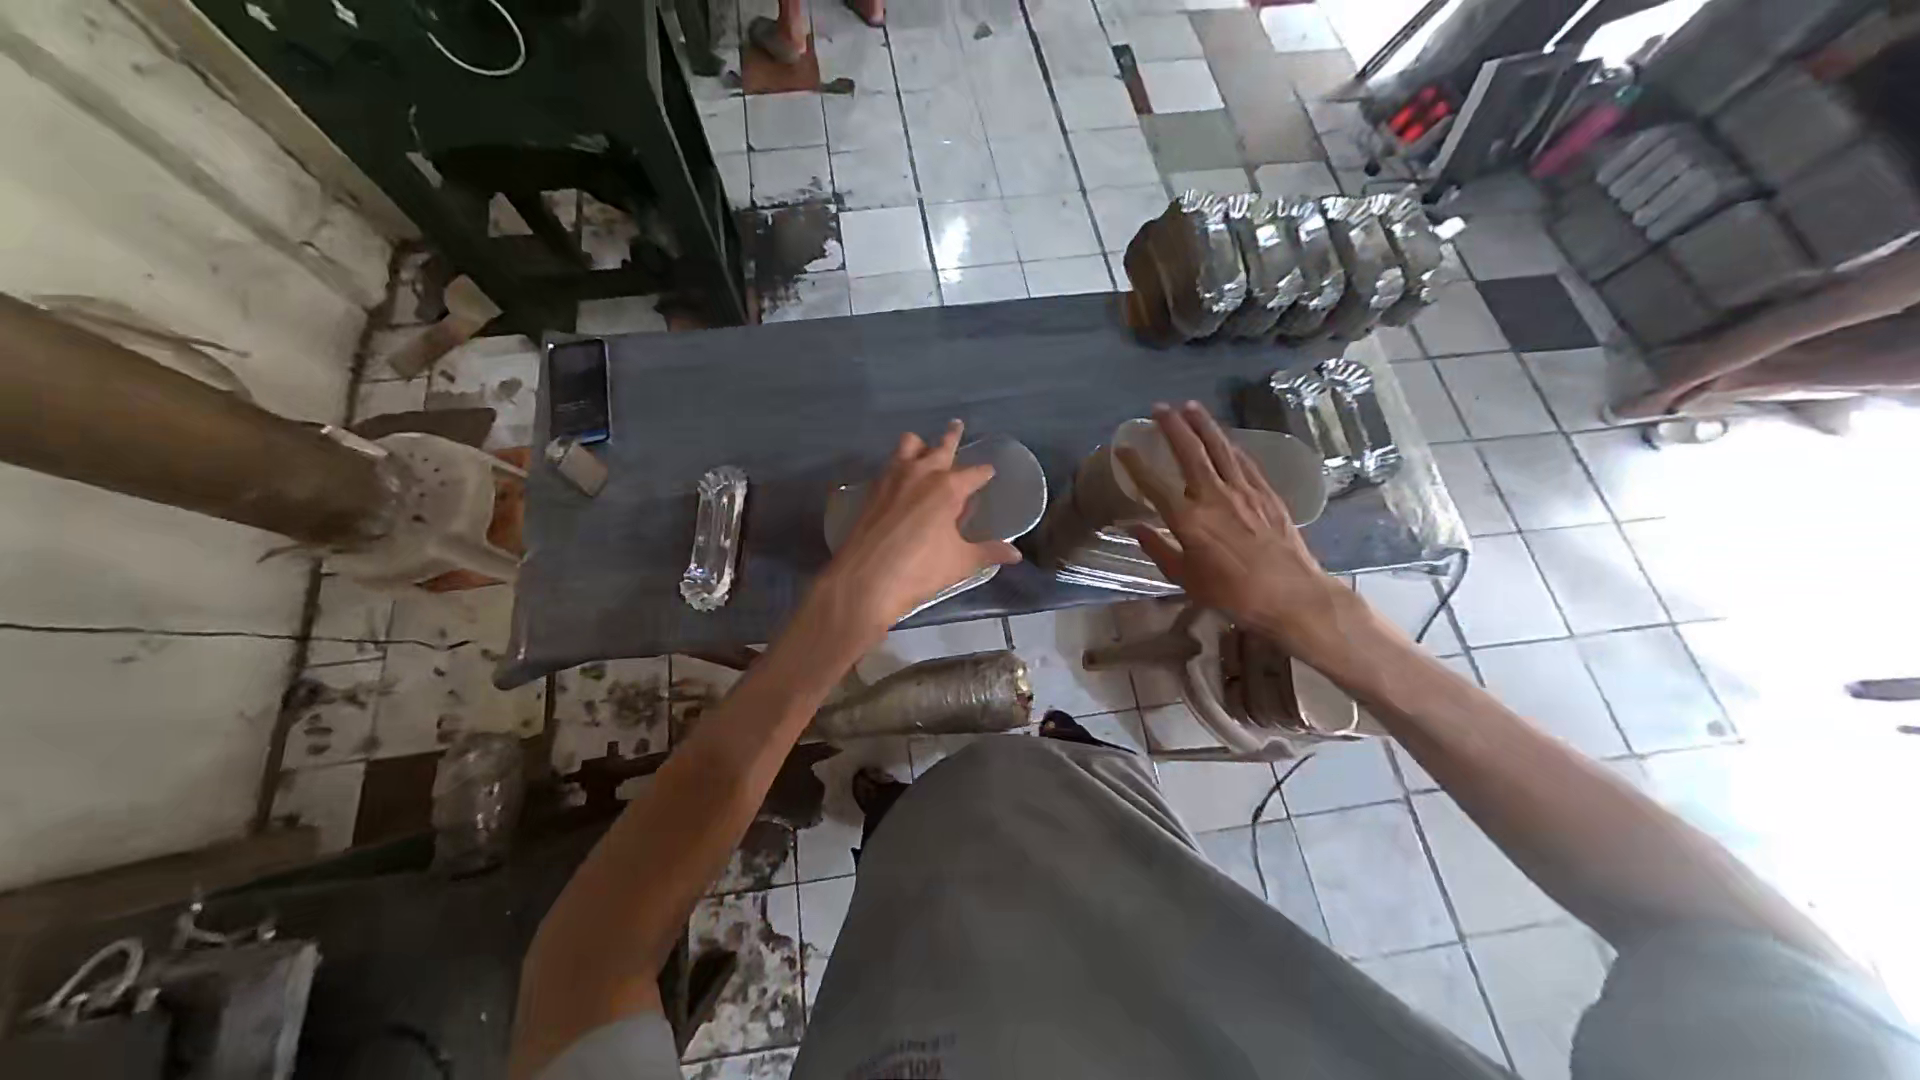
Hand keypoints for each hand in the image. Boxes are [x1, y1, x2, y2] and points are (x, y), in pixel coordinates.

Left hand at [808, 420, 1021, 641]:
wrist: (864, 581)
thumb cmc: (919, 571)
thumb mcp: (960, 563)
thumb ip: (988, 553)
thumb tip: (1015, 555)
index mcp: (948, 488)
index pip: (974, 474)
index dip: (984, 473)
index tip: (989, 472)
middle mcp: (921, 474)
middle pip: (941, 447)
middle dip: (952, 437)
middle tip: (957, 425)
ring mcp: (893, 478)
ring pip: (908, 445)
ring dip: (920, 445)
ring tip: (923, 448)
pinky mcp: (872, 489)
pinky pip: (889, 464)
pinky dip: (898, 463)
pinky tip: (899, 476)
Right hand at [1117, 402, 1348, 658]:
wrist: (1290, 595)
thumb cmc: (1232, 593)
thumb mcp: (1185, 578)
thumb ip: (1157, 549)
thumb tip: (1135, 528)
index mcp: (1187, 520)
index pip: (1153, 484)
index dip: (1135, 464)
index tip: (1123, 447)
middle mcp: (1213, 496)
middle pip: (1189, 452)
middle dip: (1172, 426)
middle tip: (1159, 408)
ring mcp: (1243, 491)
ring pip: (1219, 447)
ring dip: (1203, 424)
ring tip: (1189, 406)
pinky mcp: (1266, 493)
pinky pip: (1244, 461)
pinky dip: (1229, 445)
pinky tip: (1223, 437)